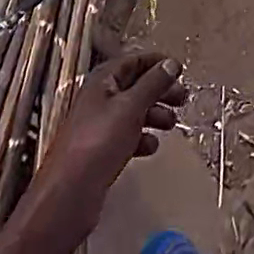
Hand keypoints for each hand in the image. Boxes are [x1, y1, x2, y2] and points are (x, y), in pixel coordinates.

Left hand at [0, 51, 186, 253]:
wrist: (71, 192)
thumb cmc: (97, 143)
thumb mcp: (130, 107)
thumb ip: (152, 84)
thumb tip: (171, 64)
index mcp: (103, 81)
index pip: (132, 61)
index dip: (155, 63)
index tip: (177, 67)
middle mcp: (100, 99)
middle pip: (135, 86)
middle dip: (159, 90)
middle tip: (182, 97)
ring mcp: (100, 125)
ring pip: (133, 112)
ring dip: (154, 114)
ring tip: (172, 122)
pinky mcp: (102, 150)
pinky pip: (127, 136)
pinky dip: (142, 138)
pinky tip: (151, 146)